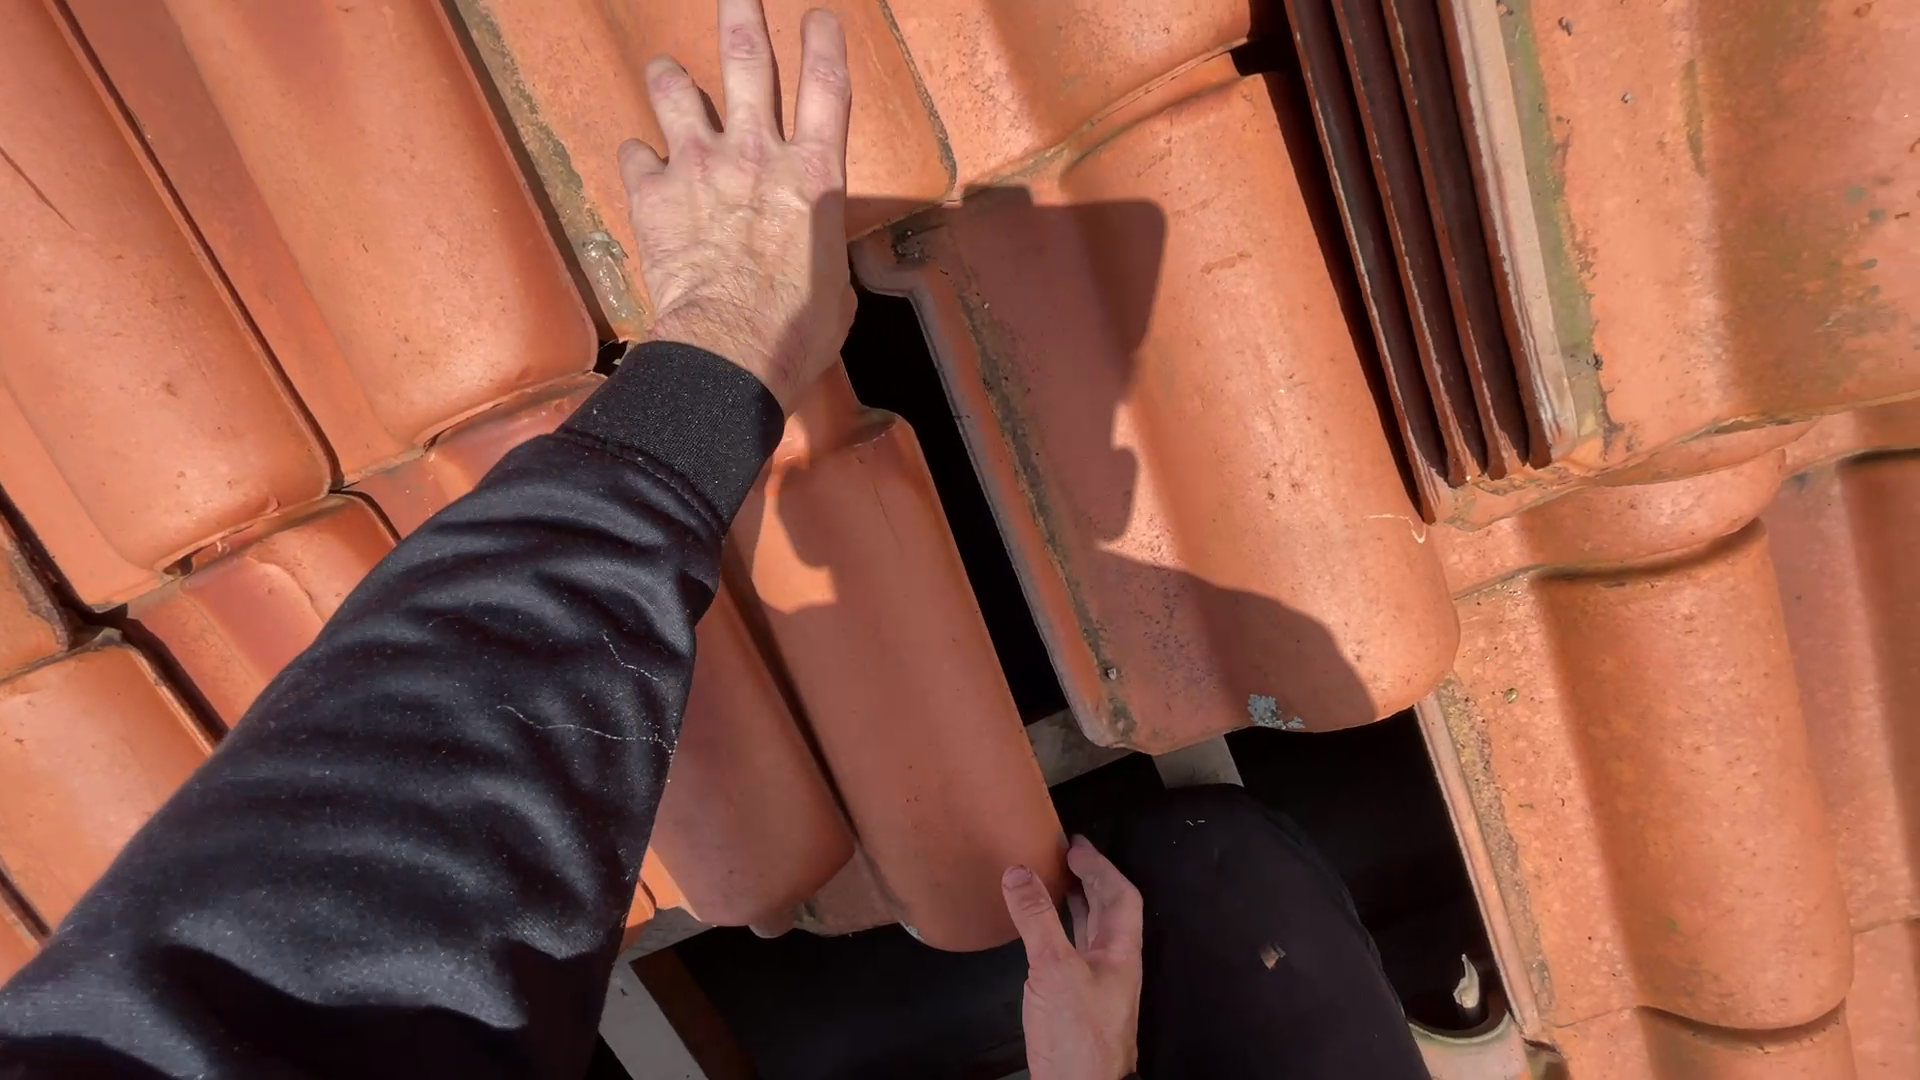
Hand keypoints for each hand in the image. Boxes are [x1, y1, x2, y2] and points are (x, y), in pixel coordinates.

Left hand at [618, 0, 854, 409]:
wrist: (732, 348)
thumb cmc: (800, 330)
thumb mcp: (834, 290)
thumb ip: (820, 252)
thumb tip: (812, 258)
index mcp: (815, 178)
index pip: (827, 89)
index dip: (825, 45)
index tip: (820, 18)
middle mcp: (758, 153)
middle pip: (747, 59)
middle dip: (740, 14)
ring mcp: (700, 165)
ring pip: (673, 89)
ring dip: (670, 79)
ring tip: (668, 79)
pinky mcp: (652, 193)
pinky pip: (635, 155)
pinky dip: (641, 160)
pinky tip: (644, 172)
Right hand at [1003, 836, 1142, 1079]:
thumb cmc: (1076, 1033)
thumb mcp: (1055, 969)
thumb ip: (1037, 919)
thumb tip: (1018, 871)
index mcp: (1121, 953)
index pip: (1121, 896)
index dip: (1101, 867)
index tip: (1075, 846)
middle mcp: (1113, 964)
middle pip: (1108, 910)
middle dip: (1090, 878)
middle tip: (1065, 854)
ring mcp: (1095, 984)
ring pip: (1090, 929)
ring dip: (1075, 901)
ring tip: (1053, 878)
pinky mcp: (1075, 999)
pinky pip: (1070, 950)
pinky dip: (1058, 928)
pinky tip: (1041, 926)